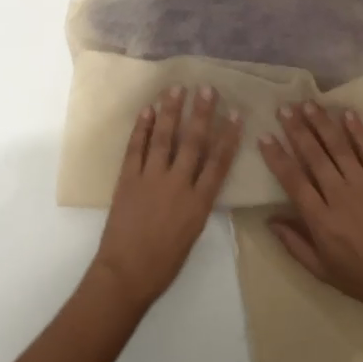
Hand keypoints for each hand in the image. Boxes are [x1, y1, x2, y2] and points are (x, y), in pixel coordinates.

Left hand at [90, 86, 241, 308]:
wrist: (127, 273)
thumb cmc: (164, 263)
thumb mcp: (193, 233)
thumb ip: (197, 203)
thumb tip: (200, 179)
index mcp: (199, 203)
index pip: (219, 162)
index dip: (228, 136)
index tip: (235, 114)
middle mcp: (178, 185)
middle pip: (193, 142)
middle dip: (201, 114)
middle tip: (206, 88)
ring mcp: (150, 179)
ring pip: (164, 138)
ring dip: (171, 111)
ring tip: (176, 89)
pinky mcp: (128, 179)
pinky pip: (136, 148)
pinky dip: (142, 128)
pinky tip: (148, 111)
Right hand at [258, 102, 362, 320]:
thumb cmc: (362, 279)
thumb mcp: (321, 270)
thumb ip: (294, 244)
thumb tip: (270, 220)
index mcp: (321, 220)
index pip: (294, 181)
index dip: (277, 157)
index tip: (264, 137)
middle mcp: (340, 197)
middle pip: (315, 157)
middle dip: (297, 130)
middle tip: (284, 108)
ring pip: (339, 148)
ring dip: (323, 124)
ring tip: (308, 103)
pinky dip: (358, 132)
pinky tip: (347, 114)